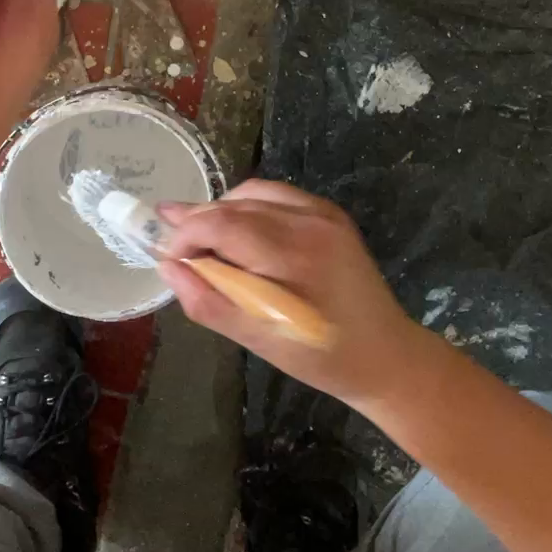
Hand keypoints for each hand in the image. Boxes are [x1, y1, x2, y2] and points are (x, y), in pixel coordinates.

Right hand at [157, 180, 433, 407]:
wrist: (385, 354)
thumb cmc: (320, 357)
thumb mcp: (257, 340)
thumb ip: (208, 301)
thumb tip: (168, 266)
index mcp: (292, 256)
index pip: (220, 224)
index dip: (185, 234)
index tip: (167, 255)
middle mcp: (308, 223)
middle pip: (233, 206)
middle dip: (196, 221)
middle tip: (170, 239)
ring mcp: (322, 214)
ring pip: (251, 194)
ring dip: (220, 212)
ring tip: (201, 237)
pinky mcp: (329, 214)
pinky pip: (275, 195)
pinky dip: (247, 206)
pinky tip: (237, 229)